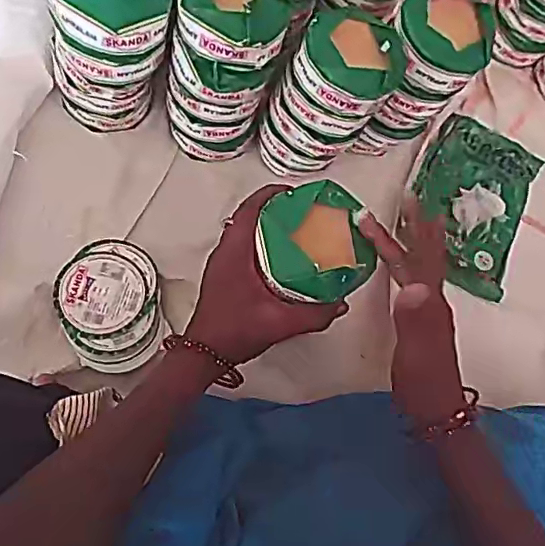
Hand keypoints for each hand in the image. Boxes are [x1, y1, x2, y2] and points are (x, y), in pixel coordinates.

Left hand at [185, 185, 347, 364]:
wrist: (204, 352)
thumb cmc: (233, 332)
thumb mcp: (280, 322)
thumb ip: (315, 314)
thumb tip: (340, 303)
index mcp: (234, 252)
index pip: (249, 209)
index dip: (270, 194)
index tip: (293, 193)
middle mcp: (225, 252)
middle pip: (247, 216)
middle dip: (273, 208)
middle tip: (300, 211)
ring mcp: (221, 263)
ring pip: (244, 231)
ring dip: (266, 226)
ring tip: (294, 231)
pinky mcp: (222, 274)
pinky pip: (242, 247)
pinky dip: (260, 243)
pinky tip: (280, 258)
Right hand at [359, 204, 466, 426]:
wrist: (436, 411)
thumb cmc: (424, 383)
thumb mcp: (416, 352)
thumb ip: (414, 321)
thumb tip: (412, 288)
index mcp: (430, 303)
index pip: (421, 259)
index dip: (412, 231)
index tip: (405, 203)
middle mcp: (432, 301)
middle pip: (425, 256)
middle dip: (416, 227)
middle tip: (408, 199)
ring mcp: (428, 311)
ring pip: (419, 267)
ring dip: (411, 242)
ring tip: (404, 222)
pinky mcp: (420, 321)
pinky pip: (412, 281)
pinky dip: (404, 265)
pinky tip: (399, 267)